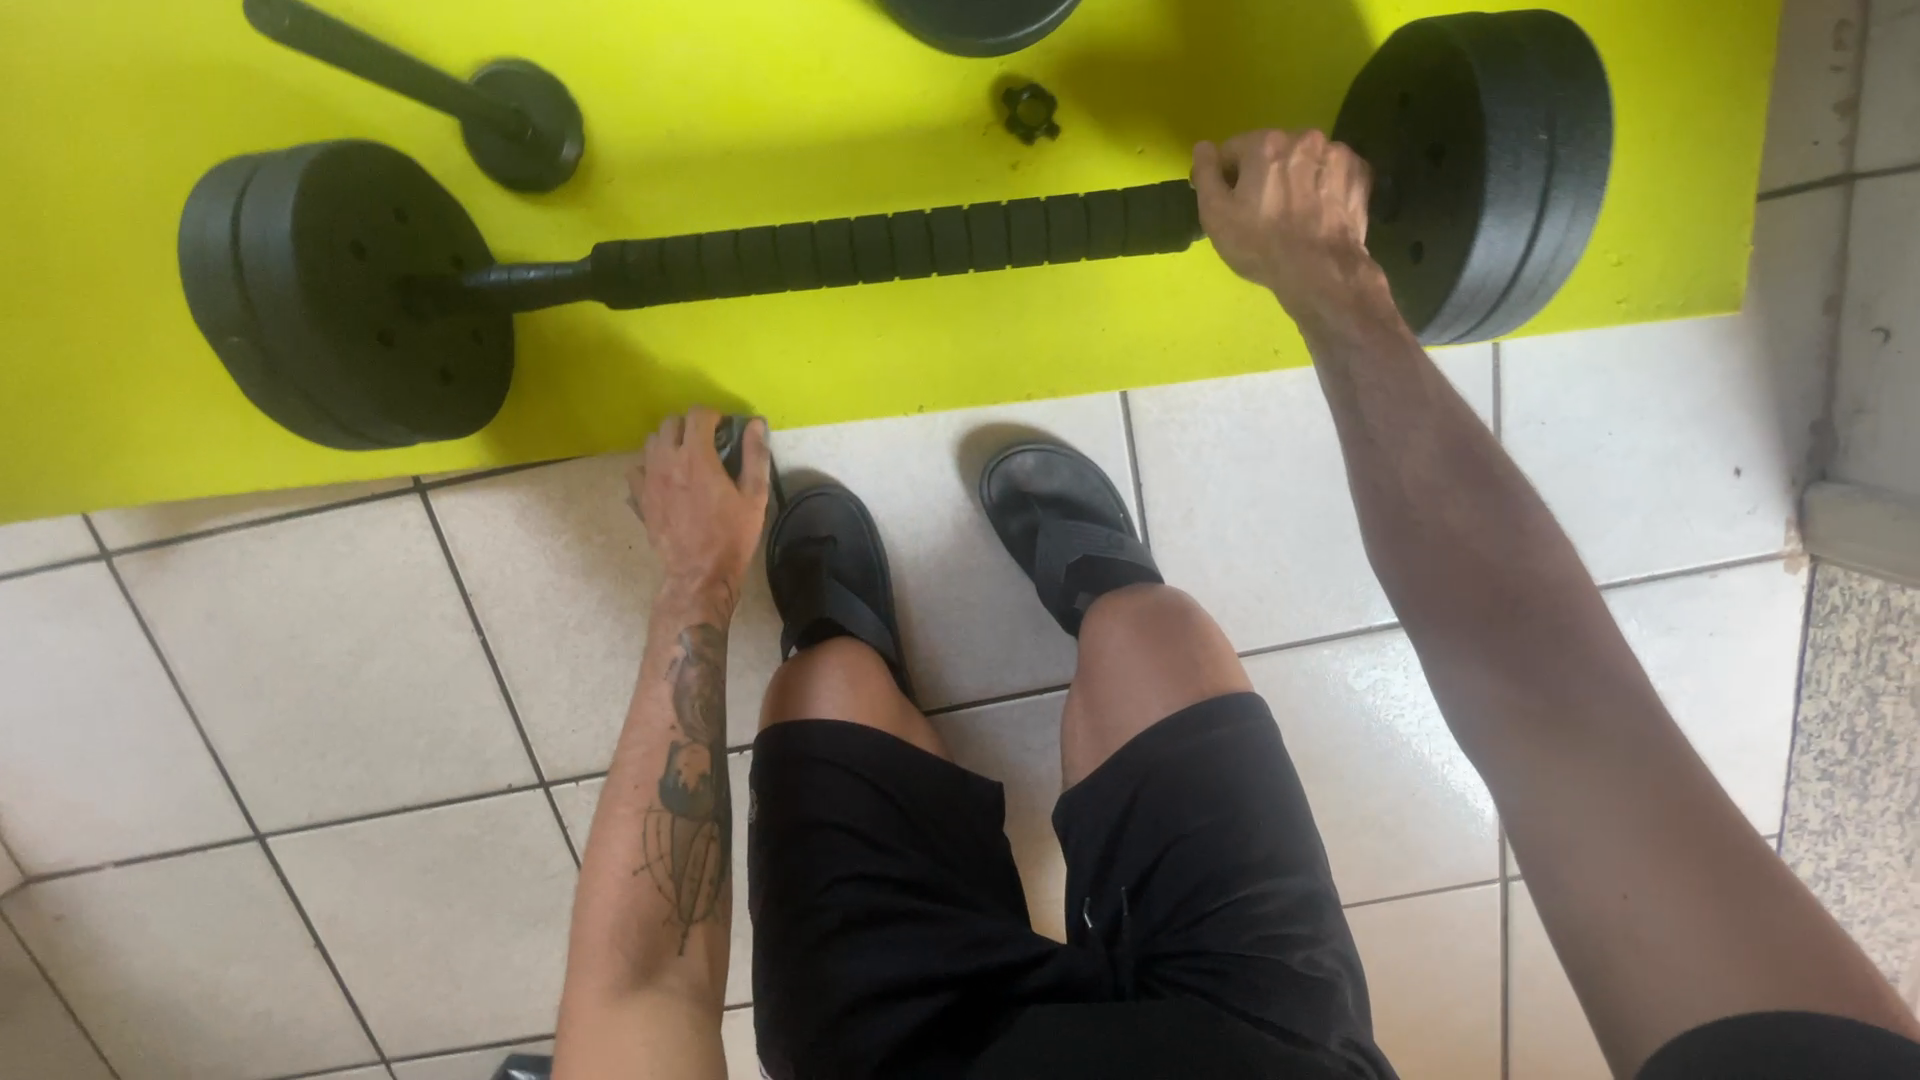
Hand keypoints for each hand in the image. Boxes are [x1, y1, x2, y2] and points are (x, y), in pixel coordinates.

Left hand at [629, 408, 771, 605]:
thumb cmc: (732, 535)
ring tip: (687, 458)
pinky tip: (666, 479)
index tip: (725, 429)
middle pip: (671, 423)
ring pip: (652, 442)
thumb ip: (755, 455)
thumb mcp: (754, 496)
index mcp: (697, 457)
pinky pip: (637, 469)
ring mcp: (649, 479)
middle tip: (707, 442)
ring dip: (670, 442)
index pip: (698, 415)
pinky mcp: (640, 498)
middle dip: (690, 425)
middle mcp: (666, 461)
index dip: (714, 416)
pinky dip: (651, 466)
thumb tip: (755, 423)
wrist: (700, 573)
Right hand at [1192, 130, 1393, 330]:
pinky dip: (1322, 186)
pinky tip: (1316, 212)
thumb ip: (1206, 175)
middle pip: (1271, 152)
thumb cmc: (1259, 244)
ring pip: (1303, 160)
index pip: (1232, 150)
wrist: (1319, 269)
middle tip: (1260, 211)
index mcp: (1264, 144)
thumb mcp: (1215, 215)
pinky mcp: (1359, 171)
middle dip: (1262, 174)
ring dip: (1294, 177)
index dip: (1224, 177)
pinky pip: (1330, 172)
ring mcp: (1335, 152)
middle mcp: (1302, 137)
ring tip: (1292, 213)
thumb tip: (1202, 148)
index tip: (1226, 202)